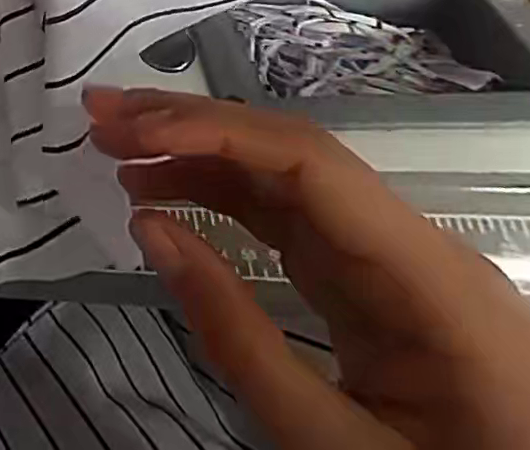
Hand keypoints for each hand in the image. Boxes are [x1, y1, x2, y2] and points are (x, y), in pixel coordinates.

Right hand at [86, 87, 529, 449]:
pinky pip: (285, 219)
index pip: (309, 163)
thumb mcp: (332, 447)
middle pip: (288, 152)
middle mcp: (407, 242)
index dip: (214, 130)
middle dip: (189, 124)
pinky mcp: (365, 279)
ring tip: (115, 146)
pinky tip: (165, 192)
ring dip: (194, 153)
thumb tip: (148, 226)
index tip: (131, 131)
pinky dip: (219, 198)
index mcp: (428, 274)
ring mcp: (385, 256)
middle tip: (102, 112)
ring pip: (278, 178)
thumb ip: (236, 337)